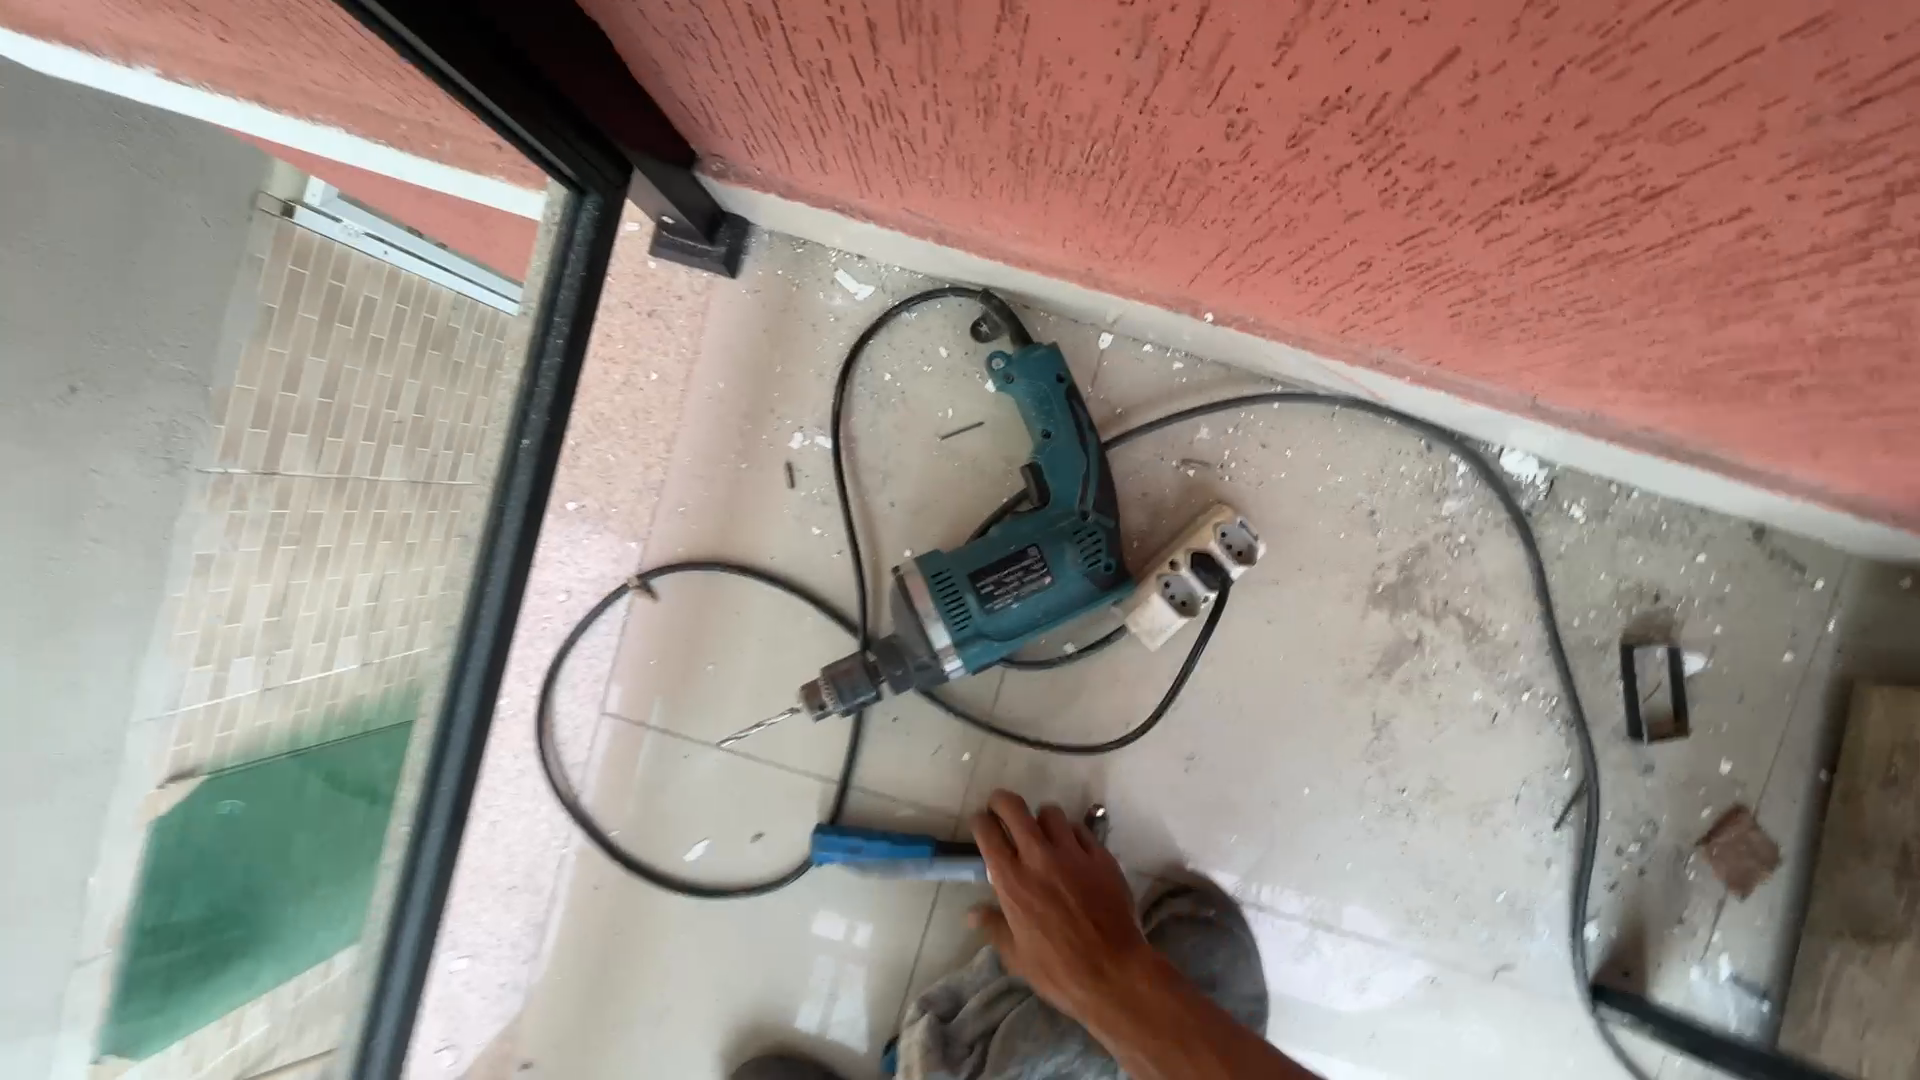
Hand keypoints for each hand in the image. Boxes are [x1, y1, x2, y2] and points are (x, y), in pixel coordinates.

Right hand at [968, 790, 1153, 1018]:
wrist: (1114, 973)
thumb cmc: (1058, 970)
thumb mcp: (1017, 956)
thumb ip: (994, 927)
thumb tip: (972, 913)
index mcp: (1012, 881)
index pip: (988, 833)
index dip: (980, 821)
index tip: (981, 823)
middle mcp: (1039, 858)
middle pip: (1015, 808)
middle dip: (1002, 802)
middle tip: (1001, 809)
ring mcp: (1073, 854)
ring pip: (1051, 813)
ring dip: (1041, 820)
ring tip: (1042, 833)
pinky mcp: (1100, 856)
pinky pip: (1081, 829)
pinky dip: (1071, 834)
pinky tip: (1072, 848)